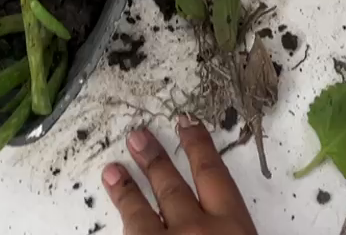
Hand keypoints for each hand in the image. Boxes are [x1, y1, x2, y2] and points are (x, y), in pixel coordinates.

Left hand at [102, 118, 259, 234]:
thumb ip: (231, 231)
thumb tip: (220, 223)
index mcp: (234, 227)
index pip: (214, 174)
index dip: (198, 145)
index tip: (187, 122)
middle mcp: (198, 231)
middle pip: (173, 187)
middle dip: (155, 161)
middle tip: (138, 136)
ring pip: (141, 214)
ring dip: (126, 190)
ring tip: (112, 171)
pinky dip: (123, 223)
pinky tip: (114, 212)